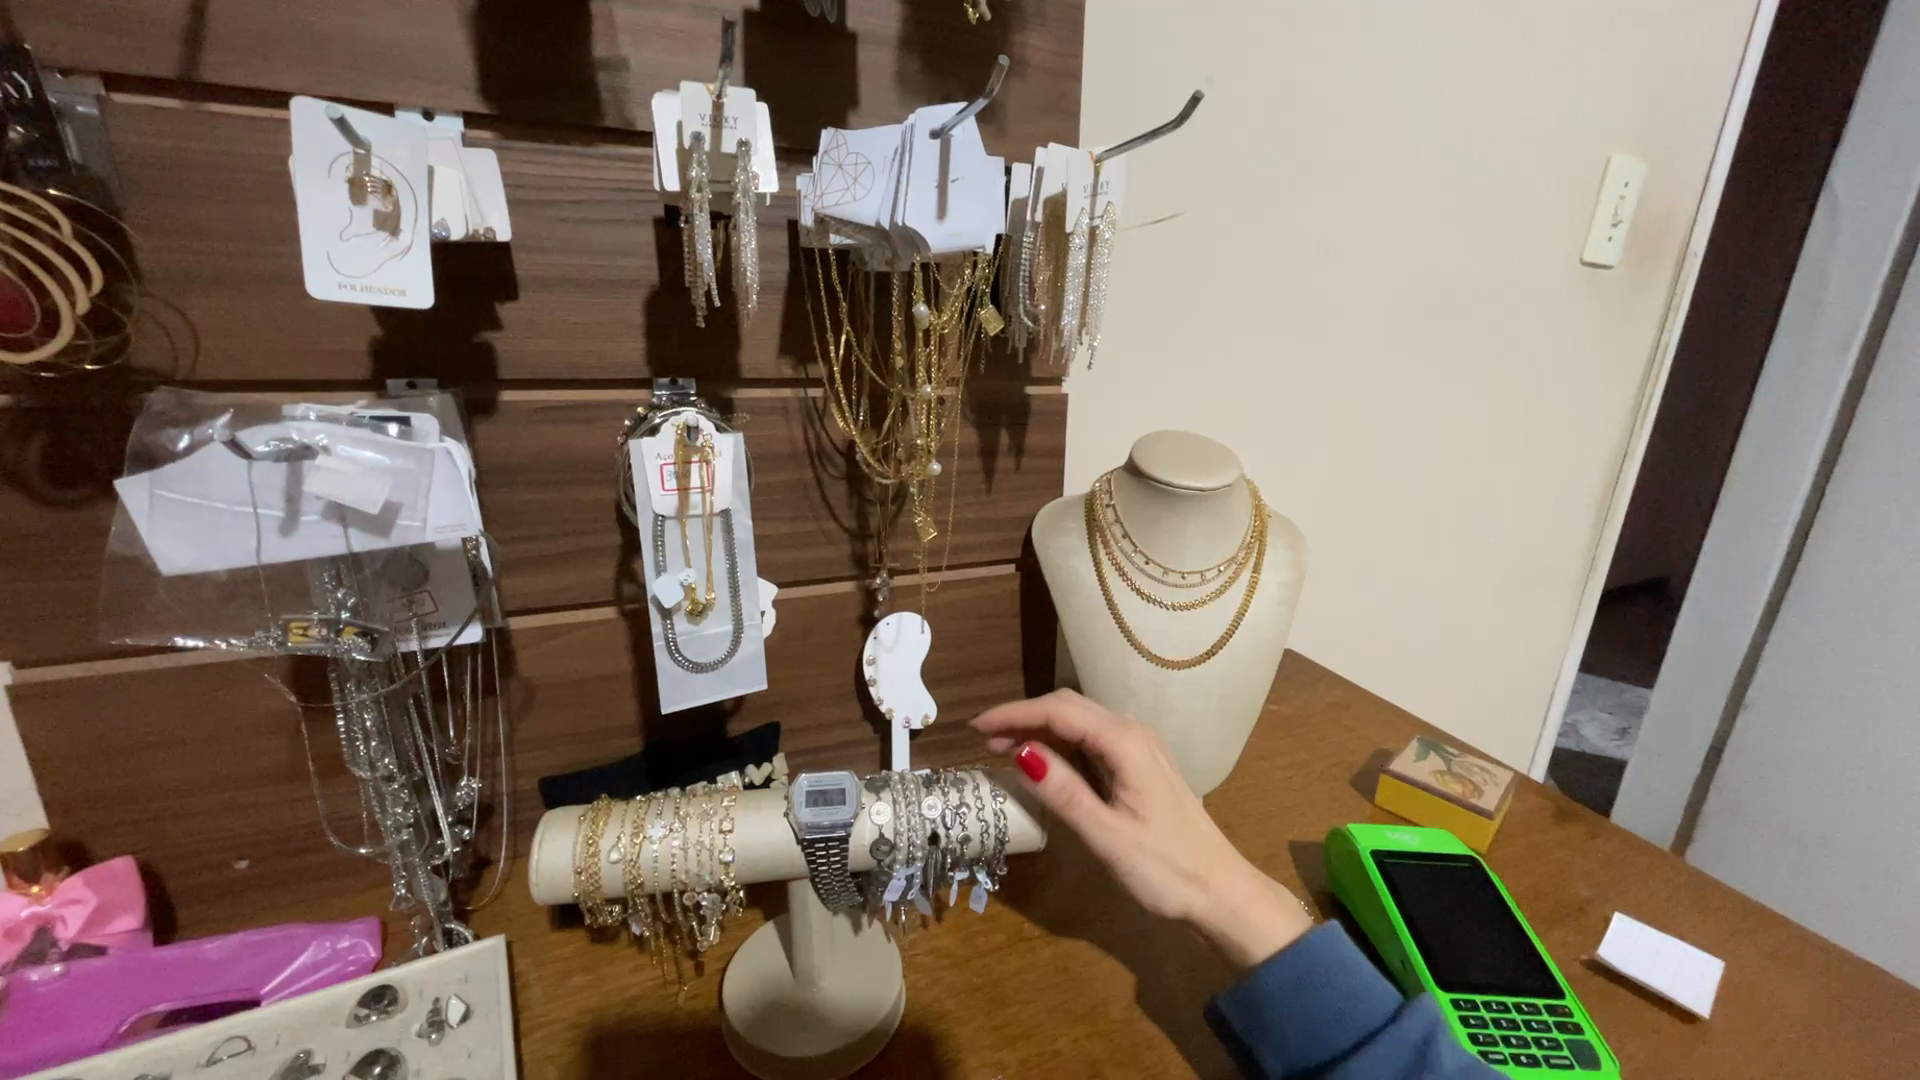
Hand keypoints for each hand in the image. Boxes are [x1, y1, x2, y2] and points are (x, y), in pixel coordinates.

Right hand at [973, 689, 1314, 969]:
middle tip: (984, 741)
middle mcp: (1133, 732)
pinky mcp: (1140, 763)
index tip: (976, 727)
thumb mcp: (1107, 836)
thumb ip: (1063, 792)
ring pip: (1079, 720)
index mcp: (1125, 742)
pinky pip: (1091, 738)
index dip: (1014, 714)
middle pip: (1068, 707)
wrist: (1222, 893)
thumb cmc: (1167, 870)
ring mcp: (1139, 746)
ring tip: (1002, 749)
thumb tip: (1020, 752)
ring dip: (1040, 728)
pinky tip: (1042, 760)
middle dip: (1023, 717)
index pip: (1059, 711)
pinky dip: (1060, 741)